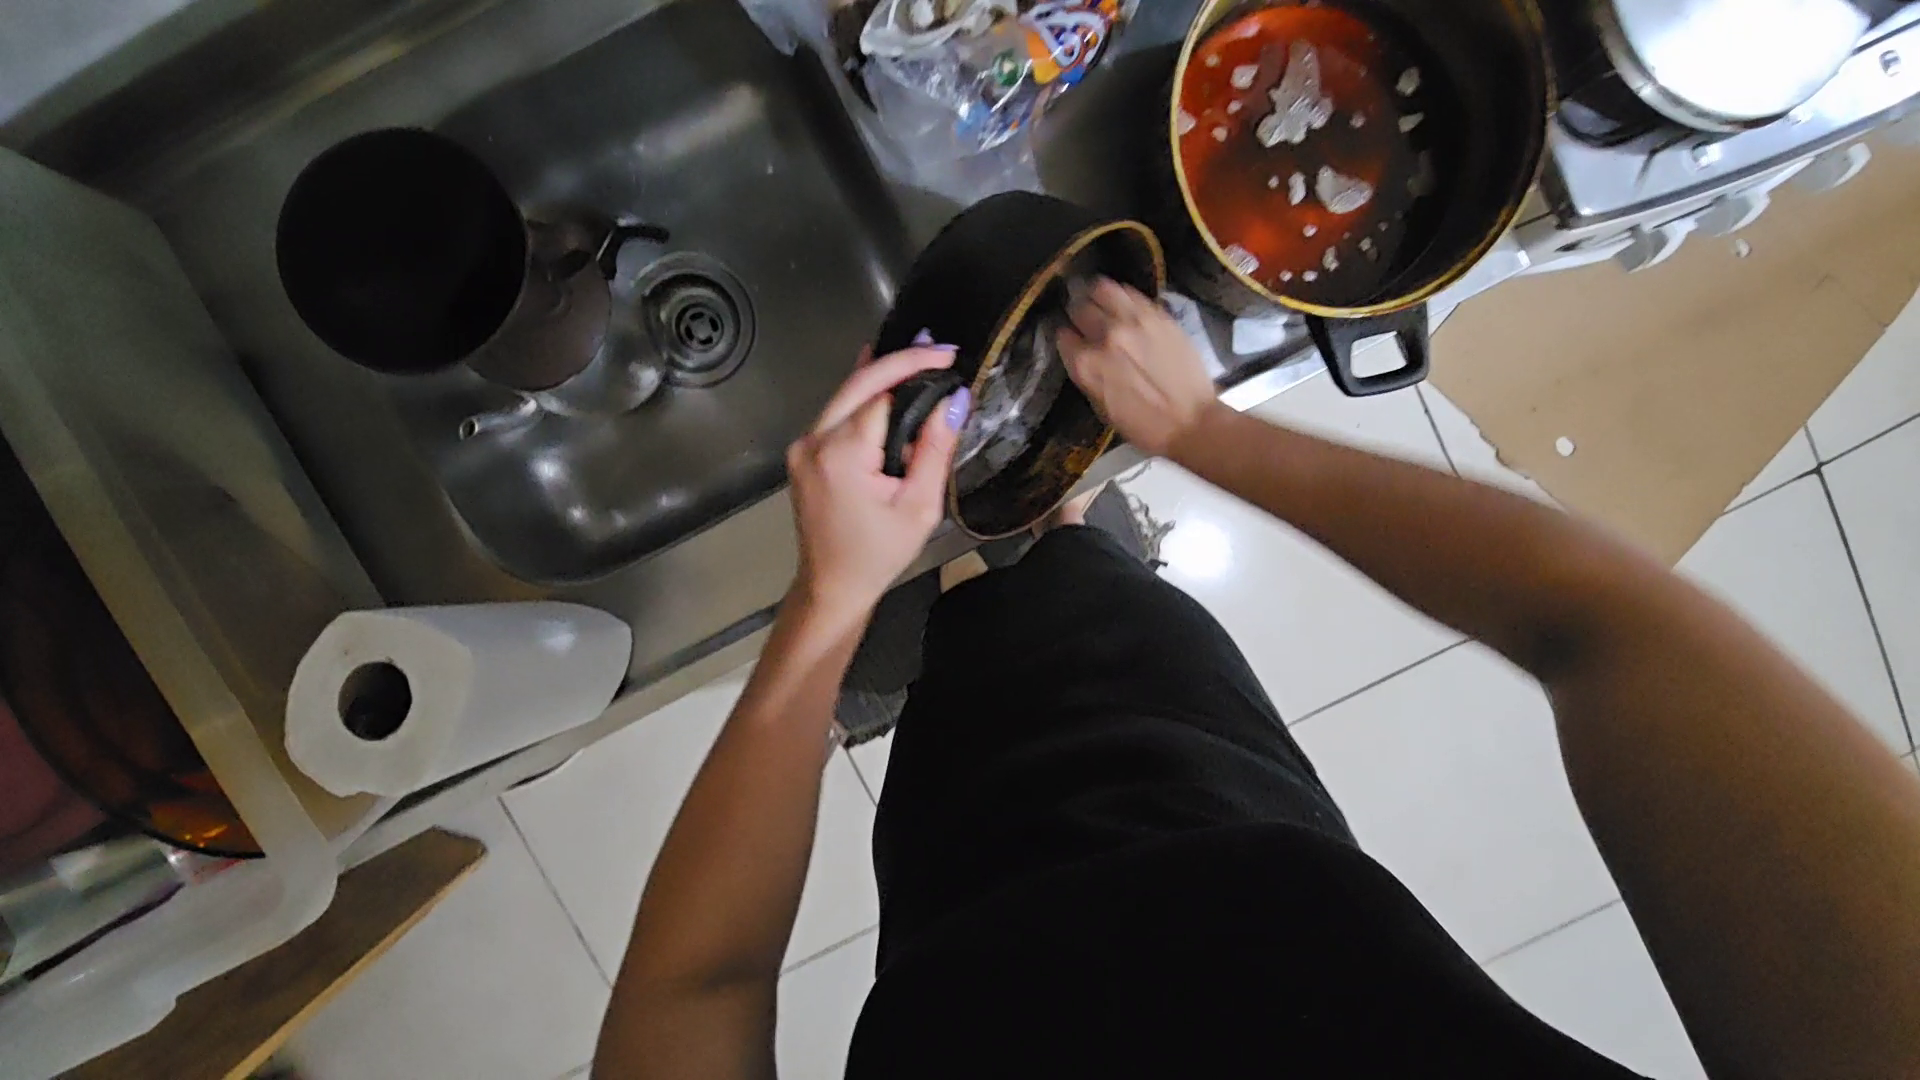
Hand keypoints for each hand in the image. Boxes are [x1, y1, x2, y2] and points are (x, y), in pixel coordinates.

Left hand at [786, 343, 968, 624]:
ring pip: (844, 395)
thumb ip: (936, 449)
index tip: (949, 359)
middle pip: (858, 383)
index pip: (883, 393)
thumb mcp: (920, 506)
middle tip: (937, 349)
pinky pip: (836, 413)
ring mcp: (803, 446)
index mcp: (842, 454)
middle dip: (899, 361)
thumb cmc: (879, 554)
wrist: (832, 584)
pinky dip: (863, 398)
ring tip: (920, 360)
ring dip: (880, 377)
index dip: (917, 370)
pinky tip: (884, 382)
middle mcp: (814, 441)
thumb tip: (955, 399)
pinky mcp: (803, 453)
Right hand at [1057, 278, 1219, 457]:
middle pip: (1081, 310)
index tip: (1074, 340)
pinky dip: (1123, 297)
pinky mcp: (1158, 315)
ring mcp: (1133, 322)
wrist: (1191, 421)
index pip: (1064, 337)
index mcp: (1087, 365)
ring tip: (1103, 303)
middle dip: (1081, 315)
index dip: (1068, 338)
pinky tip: (1125, 305)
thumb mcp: (1102, 408)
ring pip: (1104, 290)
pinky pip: (1131, 294)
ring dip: (1099, 297)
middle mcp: (1106, 337)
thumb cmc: (1144, 425)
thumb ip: (1088, 375)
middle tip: (1087, 321)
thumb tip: (1082, 355)